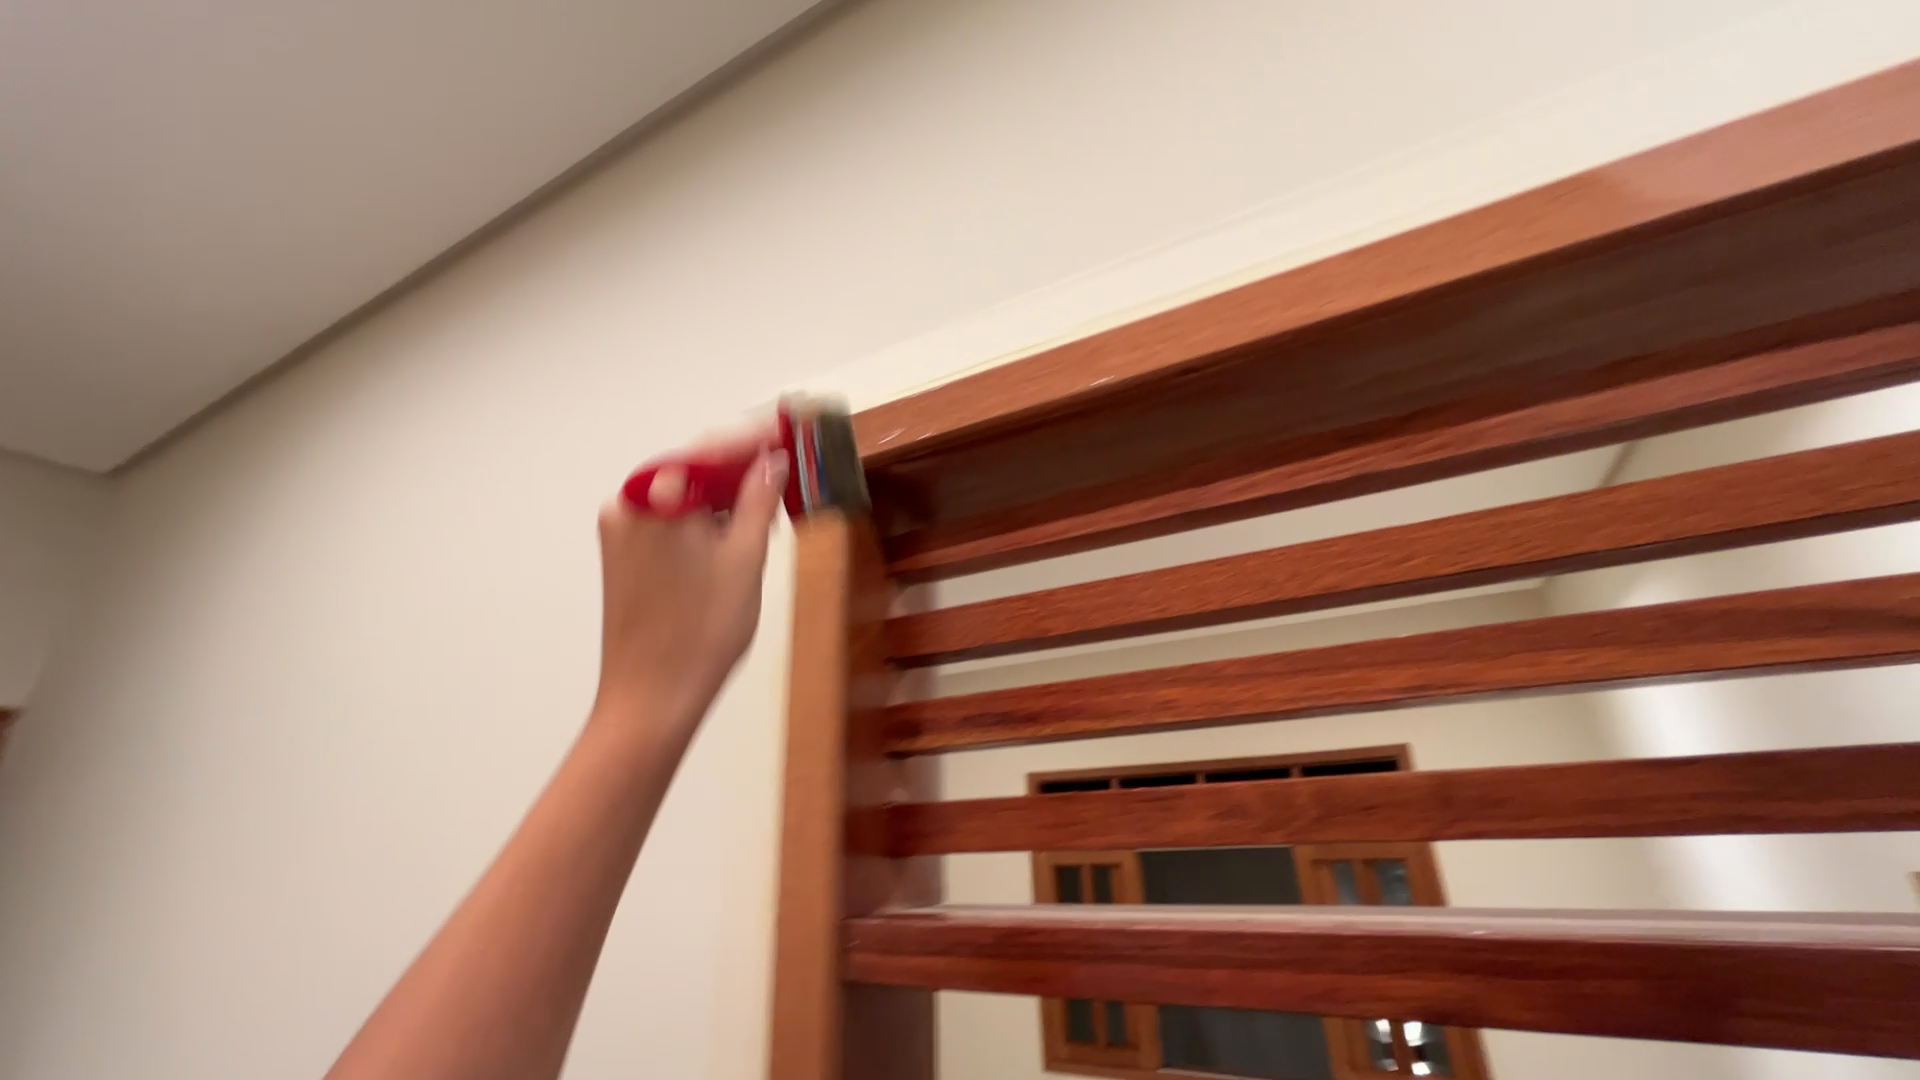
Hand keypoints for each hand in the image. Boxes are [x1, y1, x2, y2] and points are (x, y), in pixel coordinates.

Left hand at [592, 431, 786, 728]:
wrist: (652, 697)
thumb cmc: (705, 630)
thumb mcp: (746, 558)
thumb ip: (758, 500)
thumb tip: (772, 460)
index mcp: (657, 498)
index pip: (712, 450)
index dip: (754, 440)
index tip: (786, 430)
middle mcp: (628, 504)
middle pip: (693, 470)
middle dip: (739, 473)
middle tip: (782, 480)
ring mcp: (619, 531)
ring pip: (681, 497)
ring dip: (721, 500)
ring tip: (762, 519)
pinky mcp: (620, 556)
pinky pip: (666, 521)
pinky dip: (699, 522)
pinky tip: (729, 540)